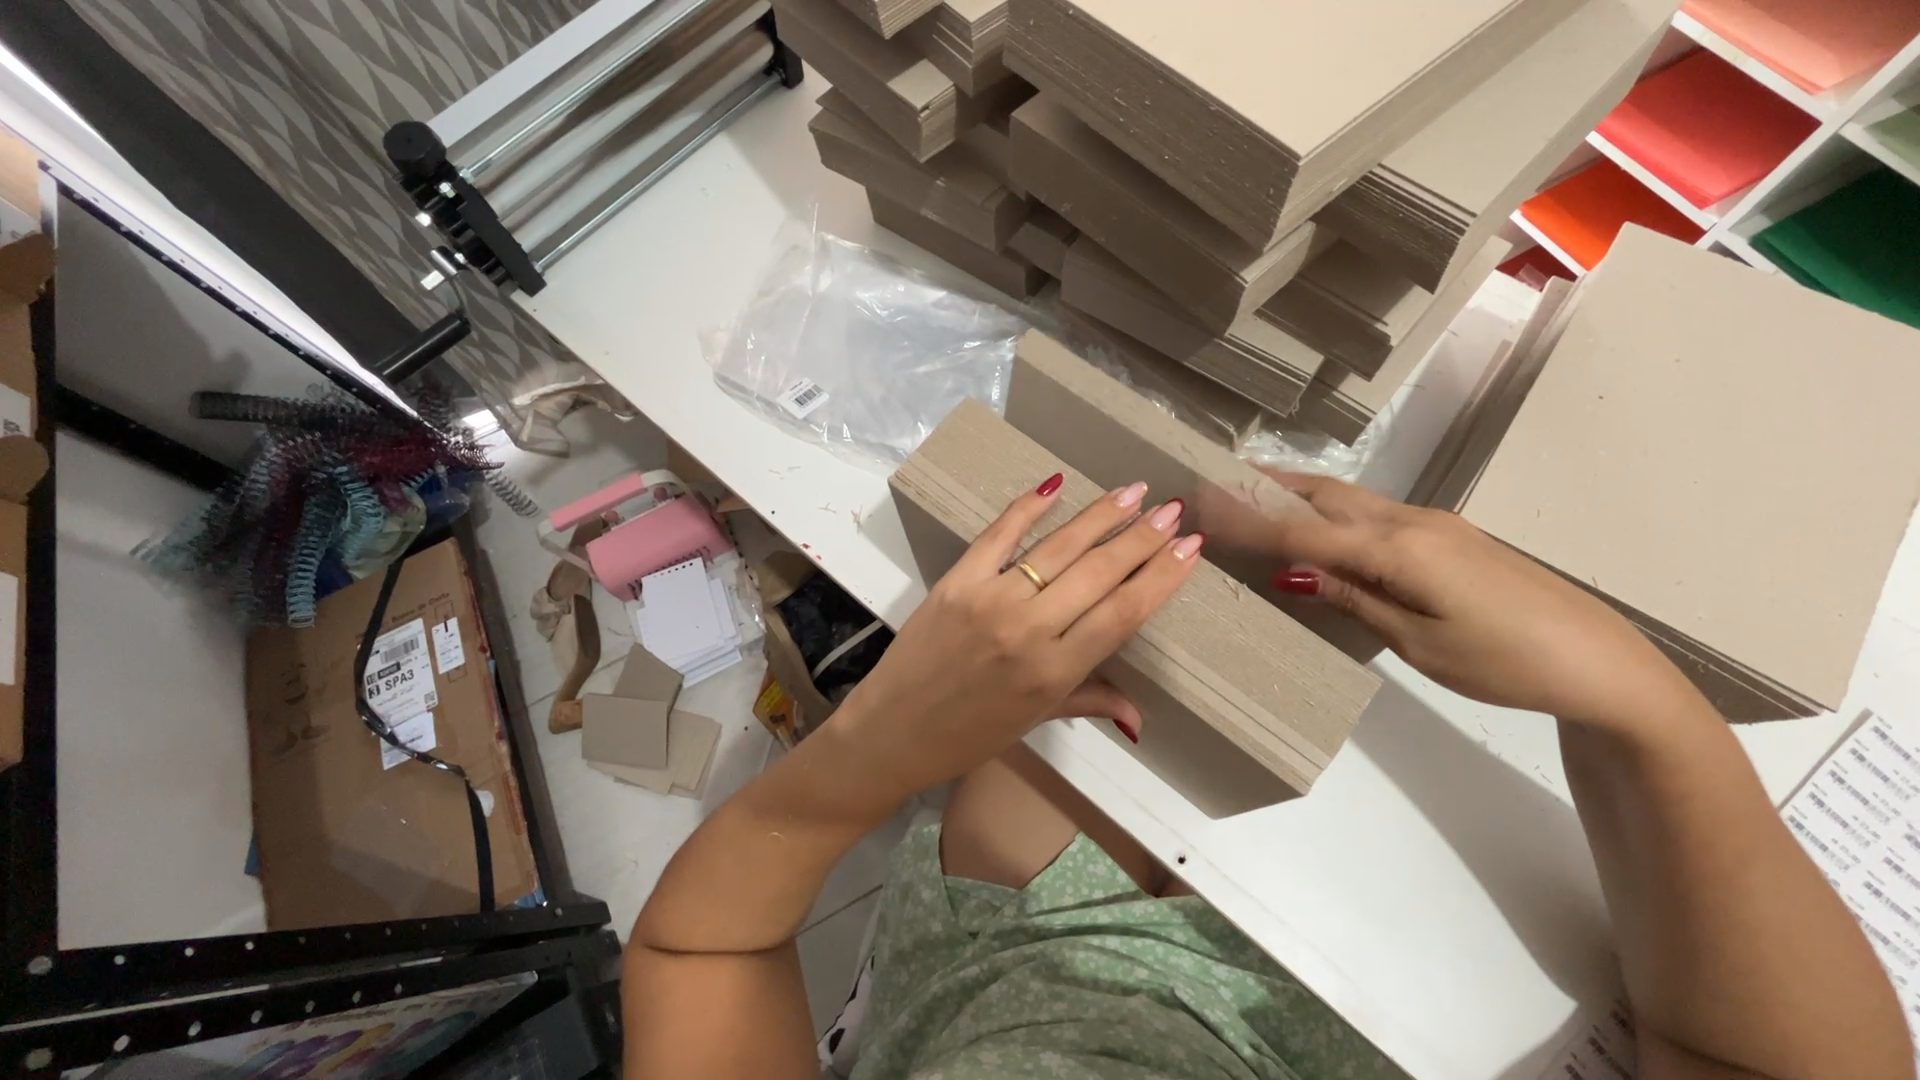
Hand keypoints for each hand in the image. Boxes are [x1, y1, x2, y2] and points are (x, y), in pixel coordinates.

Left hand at [827, 474, 1203, 803]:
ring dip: (1101, 516)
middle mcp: (1029, 629)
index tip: (1191, 547)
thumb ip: (1089, 701)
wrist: (891, 733)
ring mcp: (990, 599)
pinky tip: (1056, 485)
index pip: (1124, 613)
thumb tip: (1140, 717)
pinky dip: (1027, 507)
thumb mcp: (1034, 722)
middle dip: (1143, 537)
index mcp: (1054, 671)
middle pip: (1100, 572)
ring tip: (1134, 492)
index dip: (1162, 576)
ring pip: (1059, 548)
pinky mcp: (957, 581)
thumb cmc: (967, 737)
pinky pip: (999, 535)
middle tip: (1173, 510)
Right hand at [1209, 472, 1696, 725]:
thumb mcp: (1420, 643)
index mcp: (1399, 550)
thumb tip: (1290, 573)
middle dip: (1266, 489)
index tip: (1202, 507)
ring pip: (1348, 499)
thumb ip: (1354, 598)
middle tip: (1214, 483)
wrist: (1600, 662)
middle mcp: (1411, 522)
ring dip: (1297, 494)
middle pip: (1324, 497)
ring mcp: (1433, 524)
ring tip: (1249, 492)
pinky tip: (1314, 523)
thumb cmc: (1505, 662)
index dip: (1249, 523)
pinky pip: (1371, 512)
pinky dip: (1329, 511)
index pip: (1304, 534)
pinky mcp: (1447, 535)